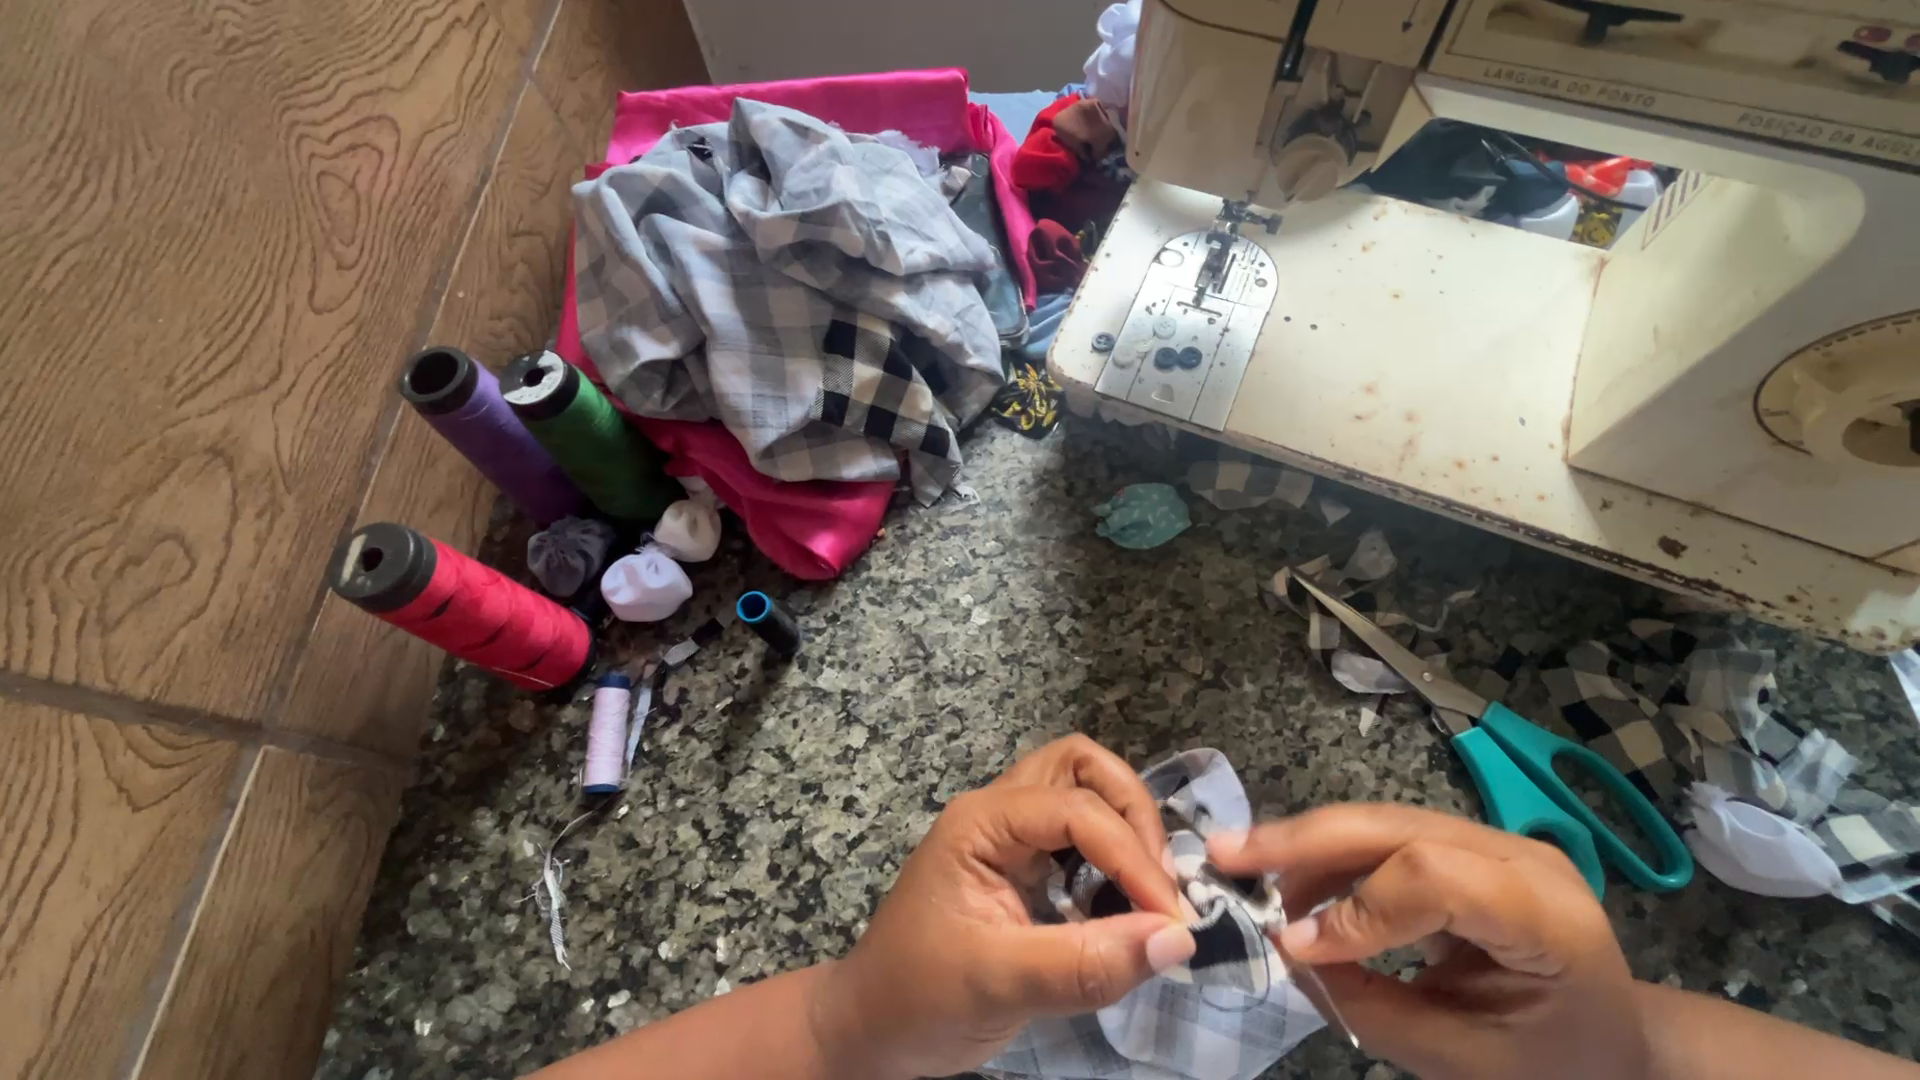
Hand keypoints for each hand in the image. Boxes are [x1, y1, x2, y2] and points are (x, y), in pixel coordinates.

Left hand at [812, 736, 1197, 1077]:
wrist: (872, 1027)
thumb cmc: (918, 998)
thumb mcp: (997, 985)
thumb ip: (1084, 964)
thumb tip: (1176, 940)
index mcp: (981, 822)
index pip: (1075, 809)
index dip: (1131, 857)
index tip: (1171, 920)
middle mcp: (996, 811)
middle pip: (1078, 765)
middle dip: (1131, 809)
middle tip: (1160, 880)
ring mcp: (1007, 834)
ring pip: (1079, 787)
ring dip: (1125, 823)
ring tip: (1150, 886)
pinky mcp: (1020, 863)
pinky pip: (1076, 831)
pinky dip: (1112, 851)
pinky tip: (1125, 897)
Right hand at [1208, 804, 1649, 1079]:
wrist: (1612, 1036)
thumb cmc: (1553, 1062)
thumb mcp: (1464, 1061)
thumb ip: (1370, 1005)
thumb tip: (1285, 947)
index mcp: (1548, 916)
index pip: (1436, 877)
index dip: (1357, 905)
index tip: (1294, 944)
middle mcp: (1515, 853)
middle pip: (1389, 826)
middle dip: (1299, 840)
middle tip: (1223, 855)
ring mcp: (1484, 837)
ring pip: (1371, 820)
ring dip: (1302, 844)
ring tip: (1245, 872)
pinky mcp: (1453, 838)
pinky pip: (1375, 834)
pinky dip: (1323, 855)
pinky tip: (1288, 882)